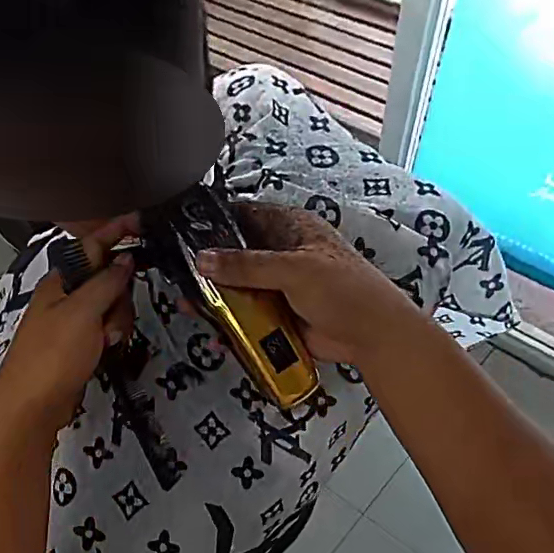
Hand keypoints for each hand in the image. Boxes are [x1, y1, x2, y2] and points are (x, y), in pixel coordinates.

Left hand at [0, 216, 137, 433]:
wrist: (32, 407)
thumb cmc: (51, 357)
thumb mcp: (83, 313)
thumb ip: (107, 283)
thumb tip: (125, 259)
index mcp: (60, 281)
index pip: (91, 246)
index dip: (114, 232)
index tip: (138, 221)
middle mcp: (65, 297)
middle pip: (107, 279)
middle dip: (120, 296)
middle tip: (113, 318)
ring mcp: (72, 322)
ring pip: (110, 306)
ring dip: (117, 321)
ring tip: (107, 341)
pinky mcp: (79, 345)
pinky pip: (105, 329)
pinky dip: (111, 336)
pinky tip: (106, 350)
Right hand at [196, 202, 424, 365]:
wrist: (369, 336)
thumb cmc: (345, 291)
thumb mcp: (293, 270)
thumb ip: (247, 265)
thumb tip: (205, 259)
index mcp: (292, 230)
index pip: (247, 216)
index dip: (219, 223)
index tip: (188, 233)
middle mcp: (283, 256)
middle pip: (237, 257)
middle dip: (212, 269)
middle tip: (184, 278)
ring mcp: (280, 288)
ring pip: (239, 290)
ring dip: (217, 301)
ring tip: (191, 307)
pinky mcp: (279, 316)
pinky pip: (249, 318)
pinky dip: (233, 326)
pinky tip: (217, 334)